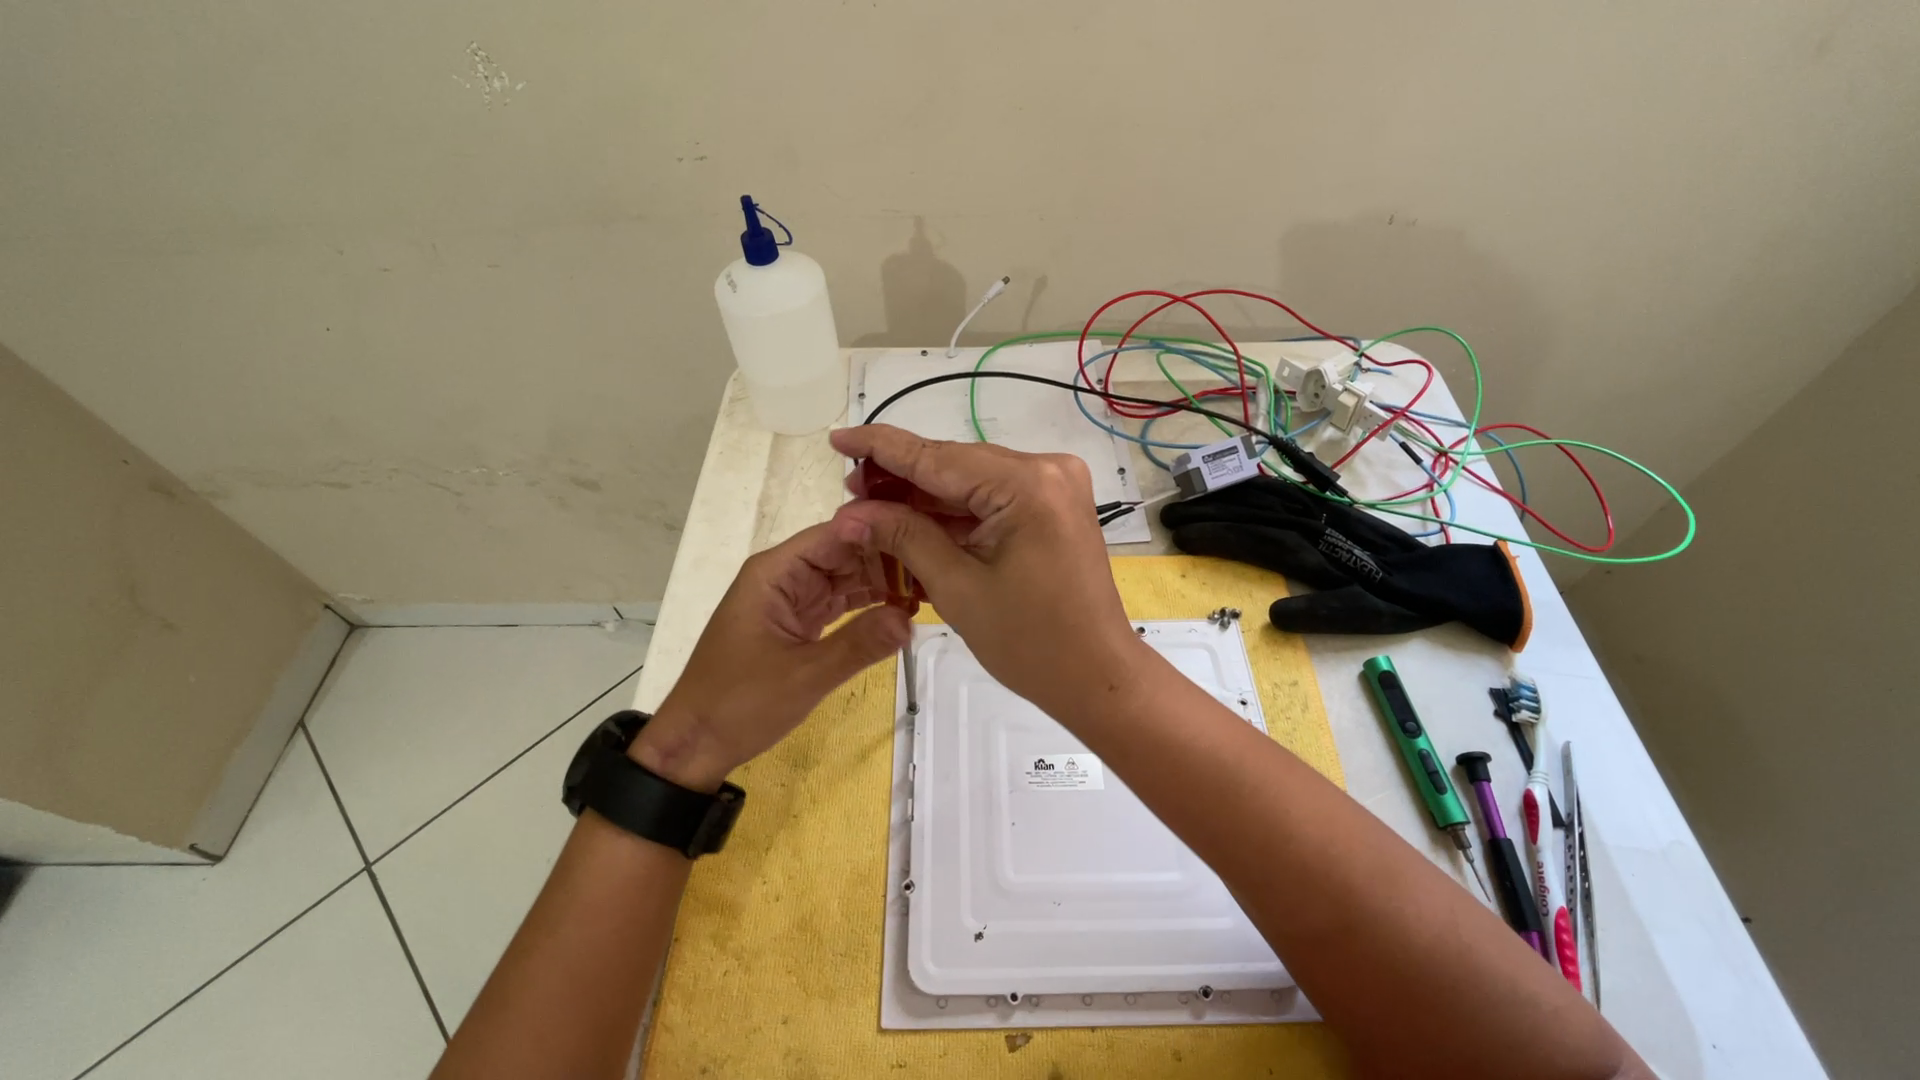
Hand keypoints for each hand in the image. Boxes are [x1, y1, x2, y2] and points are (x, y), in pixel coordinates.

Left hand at [629, 518, 911, 790]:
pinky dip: (865, 607)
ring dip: (880, 584)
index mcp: (775, 573)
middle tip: (937, 568)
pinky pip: (837, 604)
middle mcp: (782, 577)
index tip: (925, 539)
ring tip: (929, 587)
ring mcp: (789, 601)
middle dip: (886, 559)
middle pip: (843, 553)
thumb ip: (859, 644)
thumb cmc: (739, 704)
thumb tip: (912, 619)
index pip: (835, 535)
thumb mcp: (805, 675)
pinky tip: (900, 610)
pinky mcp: (795, 625)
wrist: (695, 744)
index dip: (879, 533)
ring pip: (844, 579)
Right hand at [830, 424, 1149, 721]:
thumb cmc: (1029, 642)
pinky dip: (956, 511)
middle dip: (901, 477)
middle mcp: (1047, 469)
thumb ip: (904, 537)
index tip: (838, 438)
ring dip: (926, 495)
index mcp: (1027, 484)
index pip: (937, 457)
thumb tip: (850, 514)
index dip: (881, 448)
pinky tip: (914, 517)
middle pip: (956, 465)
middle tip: (849, 489)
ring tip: (872, 505)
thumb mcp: (956, 587)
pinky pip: (994, 498)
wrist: (1095, 675)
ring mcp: (1055, 485)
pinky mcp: (1055, 505)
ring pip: (973, 480)